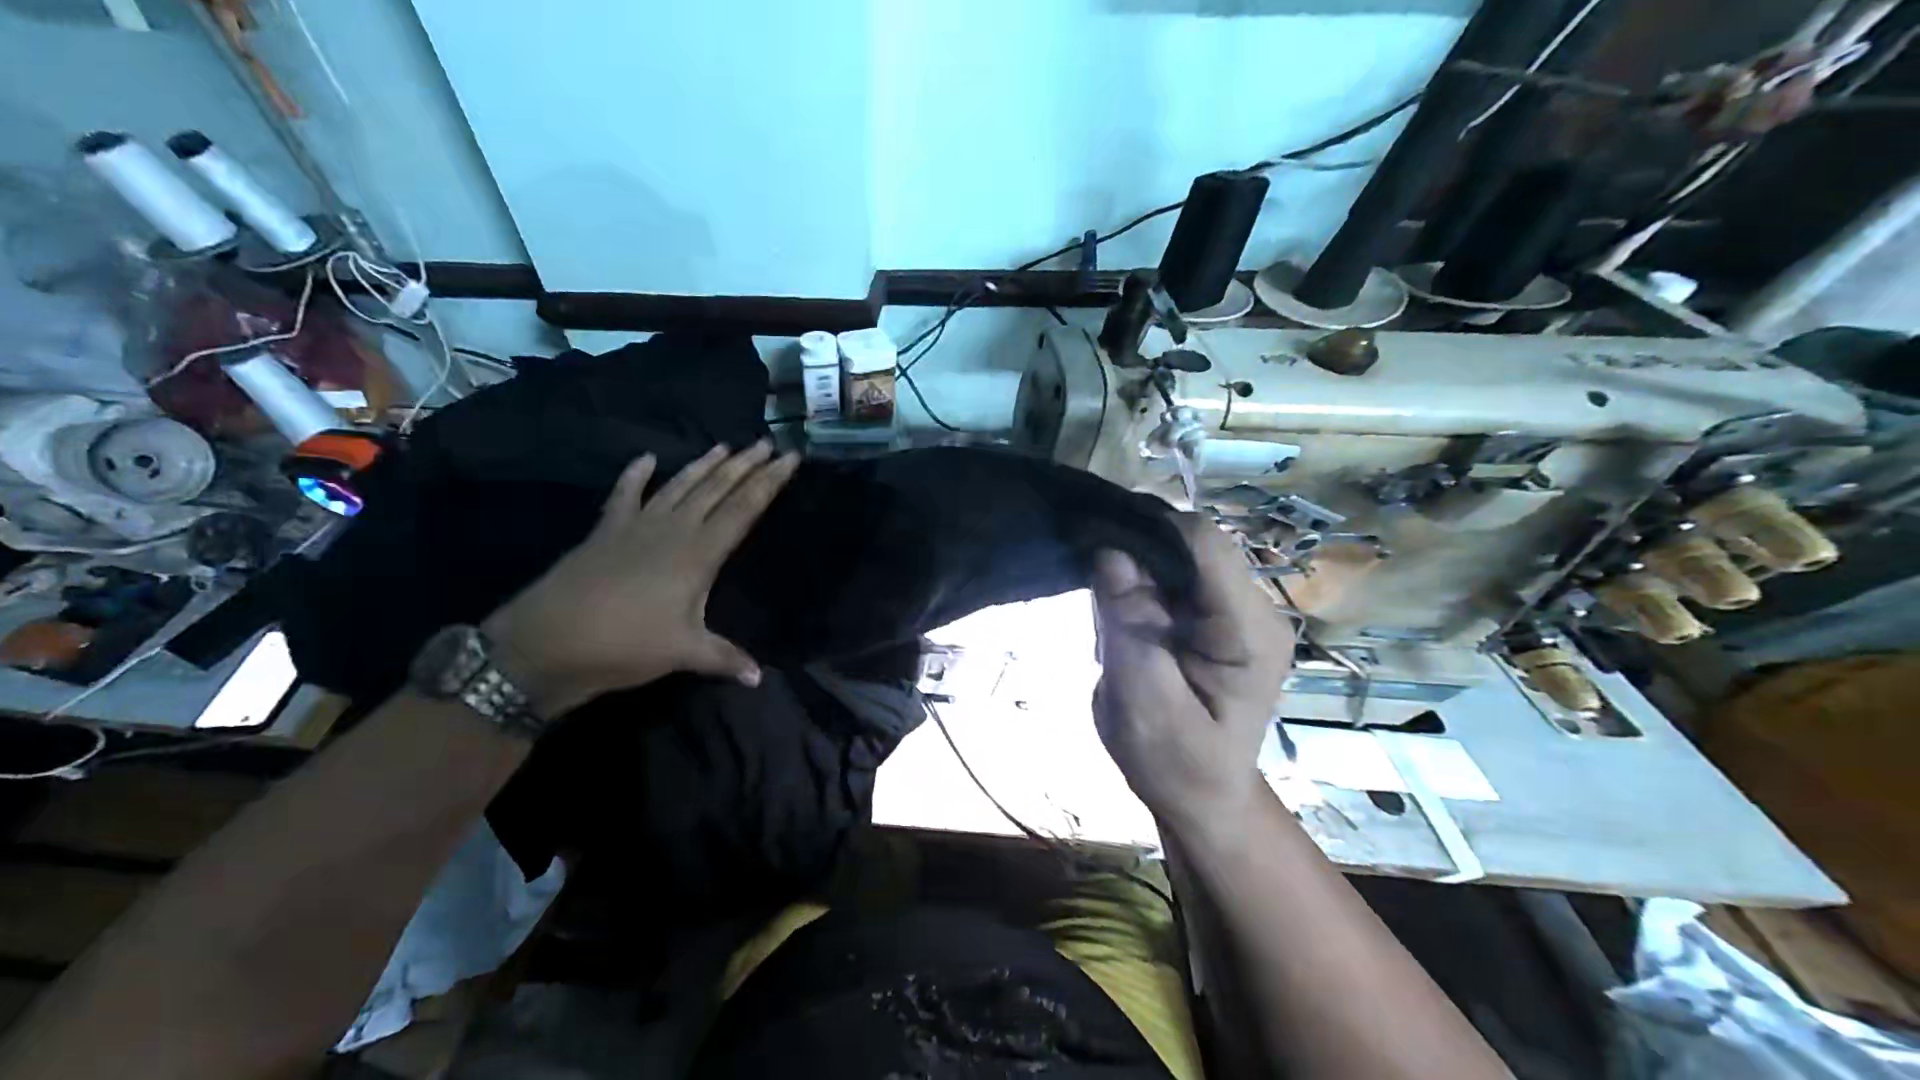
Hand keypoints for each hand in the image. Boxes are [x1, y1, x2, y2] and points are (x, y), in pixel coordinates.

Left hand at [482, 441, 799, 716]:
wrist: (549, 641)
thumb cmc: (626, 644)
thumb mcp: (683, 653)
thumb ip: (725, 658)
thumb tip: (759, 678)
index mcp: (699, 554)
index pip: (744, 509)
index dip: (769, 482)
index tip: (790, 457)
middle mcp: (673, 530)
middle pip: (716, 489)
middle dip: (745, 465)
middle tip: (767, 443)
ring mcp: (637, 526)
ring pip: (679, 486)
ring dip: (704, 465)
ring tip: (725, 446)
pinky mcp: (606, 531)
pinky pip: (624, 495)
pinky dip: (634, 476)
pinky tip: (646, 459)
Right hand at [1091, 514, 1295, 828]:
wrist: (1200, 796)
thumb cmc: (1173, 764)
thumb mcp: (1140, 702)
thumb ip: (1128, 624)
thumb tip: (1108, 549)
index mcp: (1248, 632)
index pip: (1204, 544)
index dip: (1147, 530)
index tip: (1094, 545)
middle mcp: (1254, 609)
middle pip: (1191, 544)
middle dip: (1136, 553)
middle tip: (1097, 593)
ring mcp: (1237, 610)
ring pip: (1177, 555)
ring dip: (1135, 572)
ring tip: (1110, 615)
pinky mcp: (1216, 614)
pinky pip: (1172, 576)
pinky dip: (1139, 586)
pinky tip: (1124, 618)